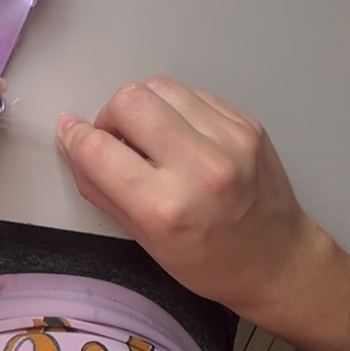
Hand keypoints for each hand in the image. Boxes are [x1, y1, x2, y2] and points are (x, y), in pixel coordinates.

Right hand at [56, 77, 330, 322]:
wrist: (278, 261)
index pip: (99, 150)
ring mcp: (229, 139)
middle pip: (129, 101)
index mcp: (165, 208)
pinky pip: (192, 94)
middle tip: (119, 143)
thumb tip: (71, 140)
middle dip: (110, 117)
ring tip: (150, 138)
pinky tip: (181, 137)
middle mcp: (199, 167)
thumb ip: (101, 189)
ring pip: (160, 86)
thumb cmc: (205, 263)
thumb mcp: (144, 240)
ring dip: (142, 108)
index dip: (75, 137)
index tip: (71, 135)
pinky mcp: (247, 123)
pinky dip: (174, 110)